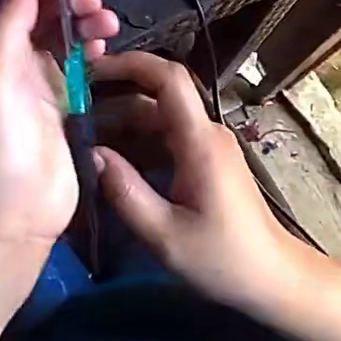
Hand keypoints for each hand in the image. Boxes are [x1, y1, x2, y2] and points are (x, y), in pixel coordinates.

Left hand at [0, 0, 118, 270]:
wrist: (8, 223)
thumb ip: (3, 27)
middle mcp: (1, 60)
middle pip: (31, 8)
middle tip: (94, 6)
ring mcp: (30, 82)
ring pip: (55, 32)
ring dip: (82, 19)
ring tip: (109, 26)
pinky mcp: (56, 104)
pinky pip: (73, 62)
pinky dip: (89, 47)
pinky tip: (103, 51)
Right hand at [89, 52, 308, 312]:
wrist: (271, 277)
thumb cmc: (222, 259)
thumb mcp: (165, 234)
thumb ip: (125, 192)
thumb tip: (90, 154)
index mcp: (200, 141)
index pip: (169, 78)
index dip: (129, 64)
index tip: (90, 70)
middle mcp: (205, 132)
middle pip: (156, 98)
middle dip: (112, 101)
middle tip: (69, 118)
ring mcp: (207, 145)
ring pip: (157, 119)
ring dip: (121, 126)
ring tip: (80, 143)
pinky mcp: (205, 160)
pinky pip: (165, 139)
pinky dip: (136, 145)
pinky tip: (110, 165)